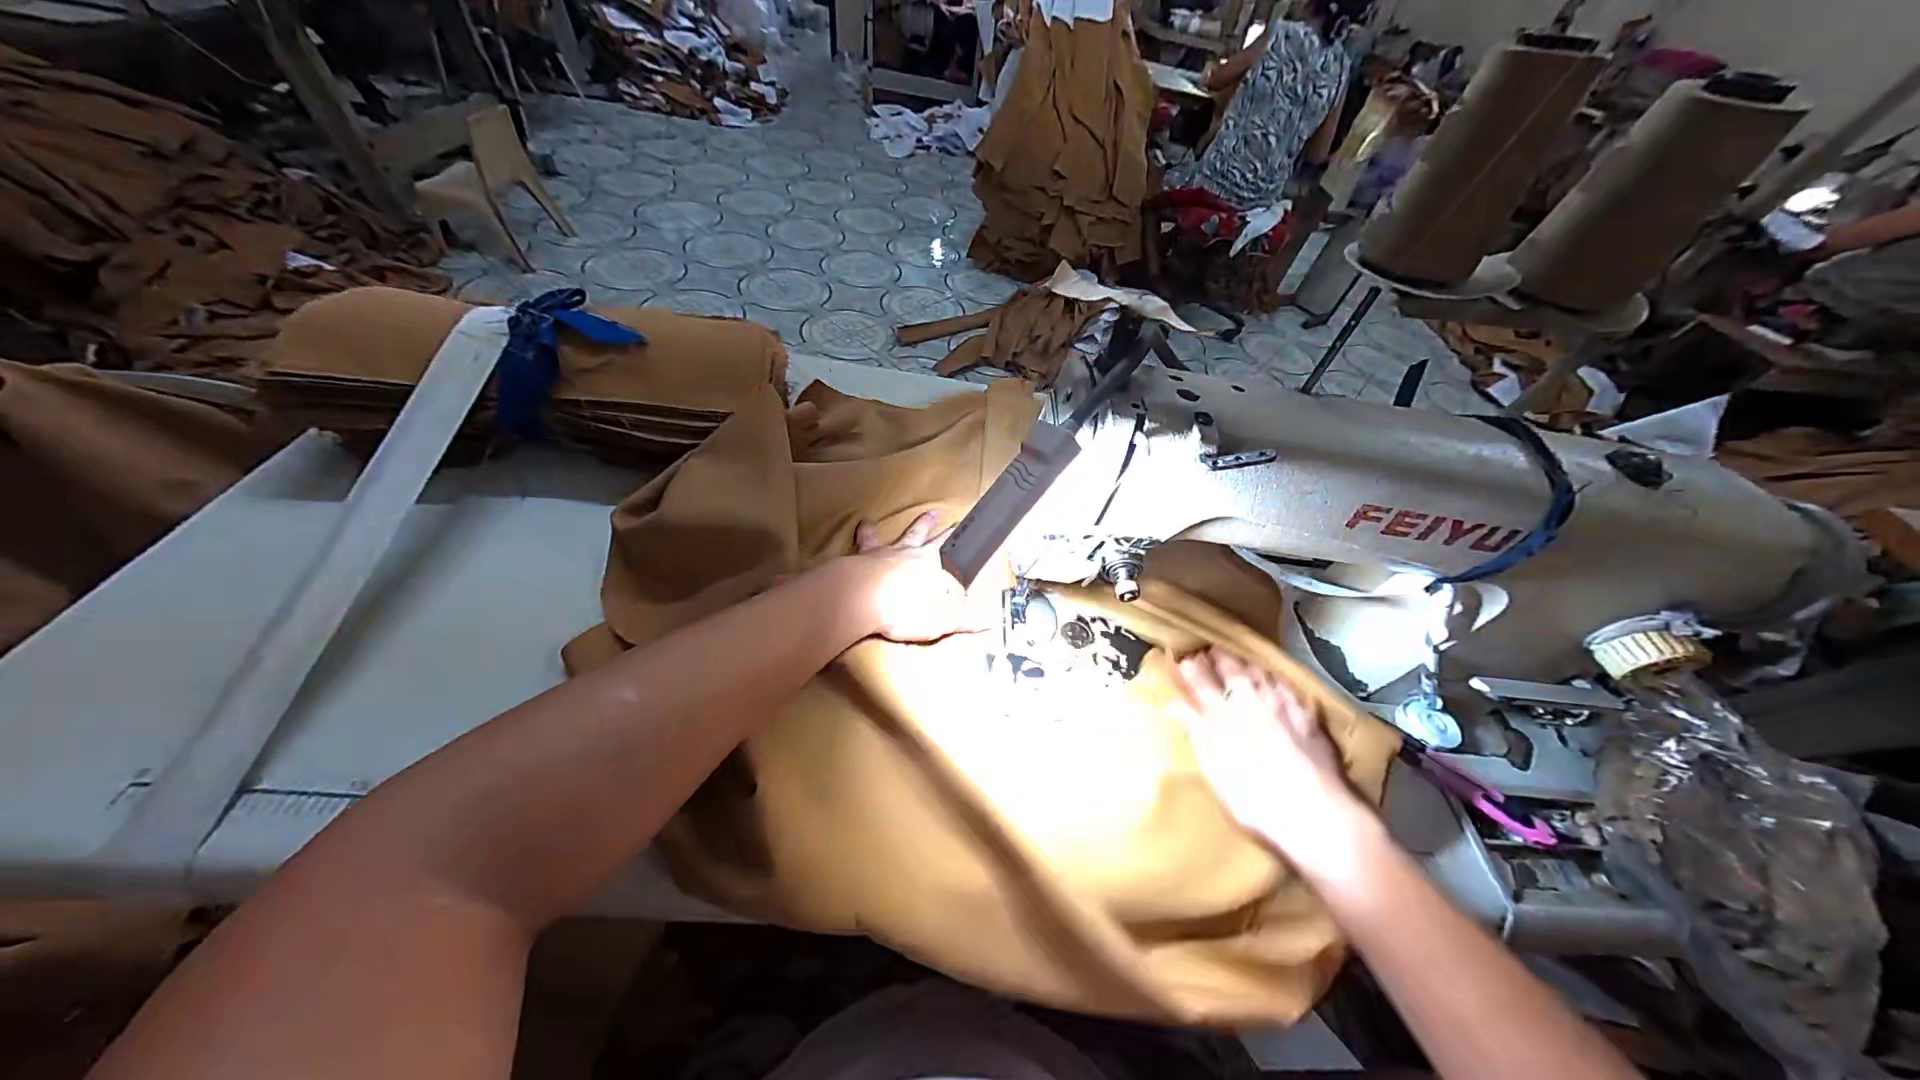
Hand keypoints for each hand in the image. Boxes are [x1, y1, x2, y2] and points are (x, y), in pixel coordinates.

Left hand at [838, 511, 992, 642]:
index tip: (964, 537)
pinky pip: (868, 537)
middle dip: (939, 529)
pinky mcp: (865, 553)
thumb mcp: (942, 621)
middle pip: (931, 537)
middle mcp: (914, 554)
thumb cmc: (905, 609)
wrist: (866, 598)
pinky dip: (867, 529)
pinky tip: (865, 521)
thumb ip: (964, 620)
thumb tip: (987, 622)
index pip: (952, 556)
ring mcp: (890, 551)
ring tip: (924, 513)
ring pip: (906, 532)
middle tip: (943, 517)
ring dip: (915, 523)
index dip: (958, 549)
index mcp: (935, 567)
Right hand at [1173, 650, 1376, 871]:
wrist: (1313, 813)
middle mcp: (1249, 702)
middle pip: (1229, 670)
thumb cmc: (1253, 800)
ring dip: (1245, 663)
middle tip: (1208, 650)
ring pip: (1259, 672)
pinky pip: (1287, 686)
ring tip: (1238, 659)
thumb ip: (1196, 733)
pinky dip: (1275, 678)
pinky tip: (1274, 679)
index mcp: (1219, 715)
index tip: (1182, 658)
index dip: (1189, 668)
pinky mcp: (1307, 714)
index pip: (1199, 682)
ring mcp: (1281, 705)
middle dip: (1217, 658)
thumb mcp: (1213, 769)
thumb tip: (1175, 706)